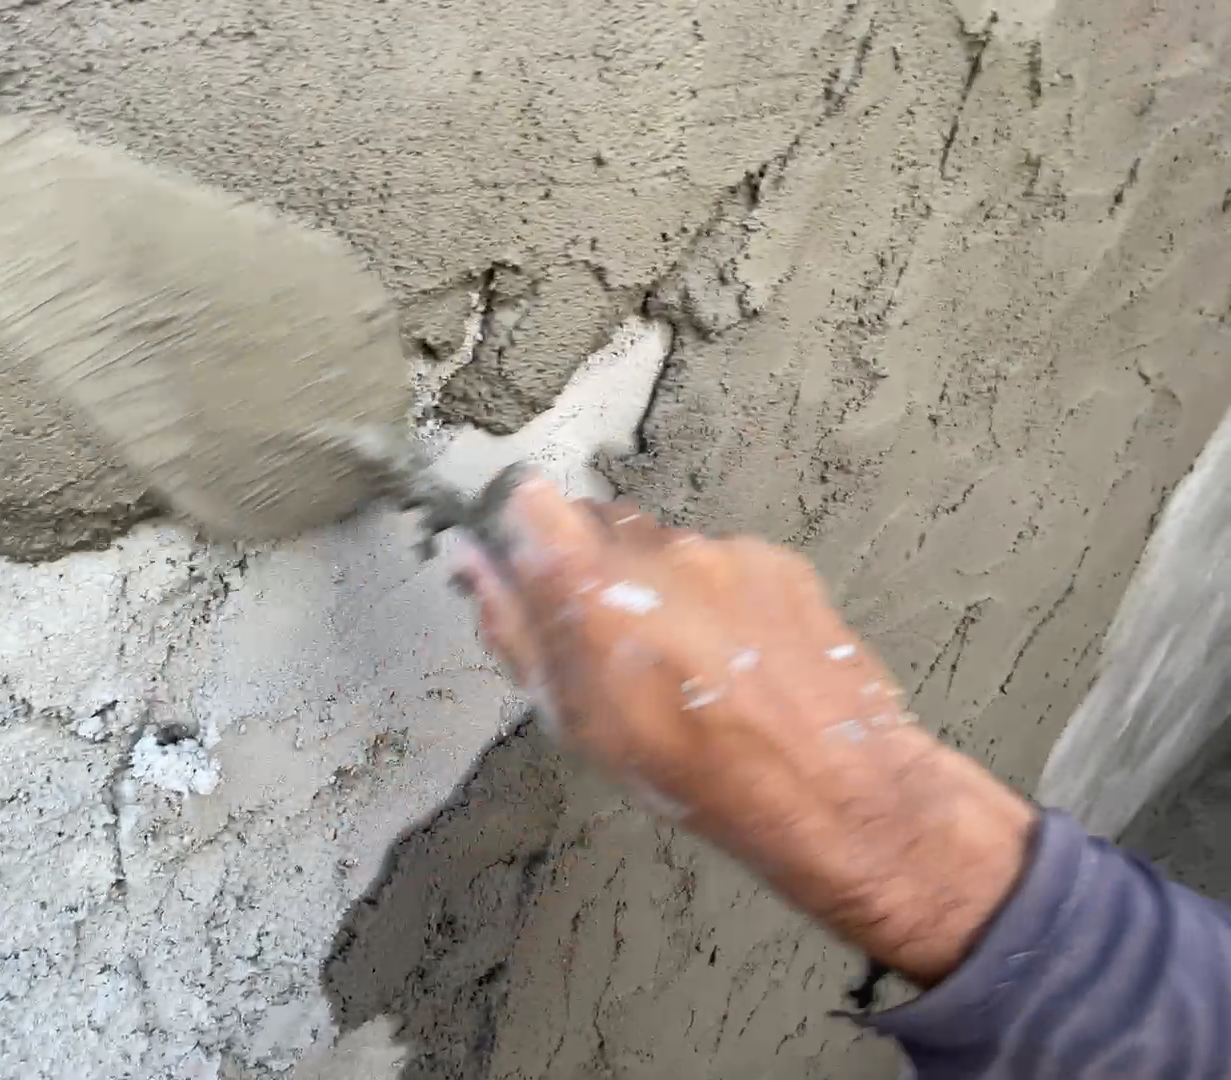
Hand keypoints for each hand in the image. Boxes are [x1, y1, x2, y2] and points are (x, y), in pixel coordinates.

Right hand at [450, 472, 1037, 985]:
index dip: (525, 525)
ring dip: (650, 575)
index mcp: (588, 585)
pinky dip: (708, 586)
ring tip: (681, 643)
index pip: (532, 500)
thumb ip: (511, 626)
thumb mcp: (568, 714)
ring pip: (656, 539)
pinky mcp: (775, 556)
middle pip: (593, 517)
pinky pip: (716, 554)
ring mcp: (719, 547)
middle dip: (586, 557)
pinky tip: (733, 643)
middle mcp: (651, 547)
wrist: (832, 791)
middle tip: (608, 623)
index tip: (532, 562)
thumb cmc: (673, 765)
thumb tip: (468, 559)